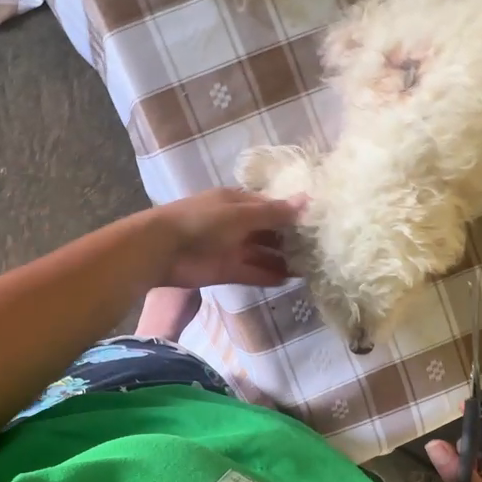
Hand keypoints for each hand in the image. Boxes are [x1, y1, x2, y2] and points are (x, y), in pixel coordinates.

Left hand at [151, 189, 304, 288]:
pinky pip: (251, 272)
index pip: (270, 207)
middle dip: (290, 240)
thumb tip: (308, 200)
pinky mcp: (225, 271)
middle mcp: (236, 224)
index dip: (291, 214)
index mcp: (237, 202)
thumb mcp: (241, 213)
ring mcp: (230, 248)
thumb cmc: (203, 221)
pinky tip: (289, 280)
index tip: (317, 224)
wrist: (163, 249)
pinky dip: (268, 276)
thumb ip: (274, 212)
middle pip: (268, 232)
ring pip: (262, 254)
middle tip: (319, 249)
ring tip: (310, 267)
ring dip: (282, 260)